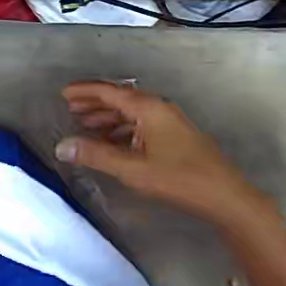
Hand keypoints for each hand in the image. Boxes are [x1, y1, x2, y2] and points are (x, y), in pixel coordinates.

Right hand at [55, 81, 276, 232]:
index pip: (111, 92)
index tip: (63, 93)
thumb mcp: (132, 168)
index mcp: (149, 108)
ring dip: (108, 118)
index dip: (86, 91)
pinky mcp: (174, 136)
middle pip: (121, 99)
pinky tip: (112, 144)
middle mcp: (159, 108)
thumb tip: (62, 146)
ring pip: (132, 113)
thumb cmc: (178, 178)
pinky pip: (141, 125)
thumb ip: (97, 155)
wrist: (223, 194)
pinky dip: (122, 130)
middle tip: (70, 109)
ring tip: (85, 126)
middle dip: (95, 103)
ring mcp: (169, 121)